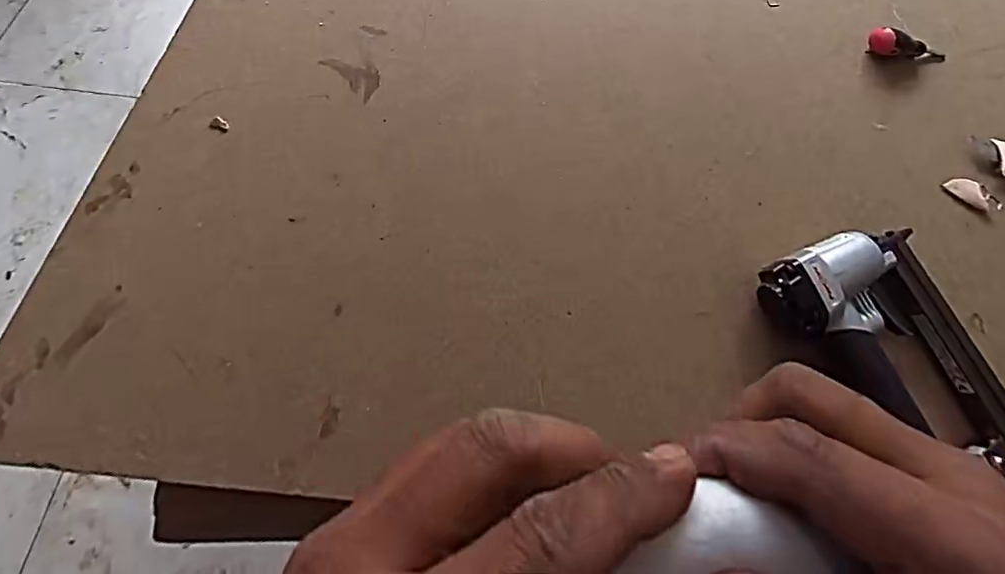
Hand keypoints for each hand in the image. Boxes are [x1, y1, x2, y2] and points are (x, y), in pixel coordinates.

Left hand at [289, 409, 696, 573]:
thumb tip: (646, 558)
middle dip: (574, 448)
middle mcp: (358, 567)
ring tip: (579, 491)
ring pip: (456, 443)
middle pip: (488, 448)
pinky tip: (523, 509)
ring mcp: (337, 545)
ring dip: (534, 457)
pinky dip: (490, 479)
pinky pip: (430, 472)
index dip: (621, 498)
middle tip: (625, 478)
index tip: (669, 478)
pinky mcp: (335, 539)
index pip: (539, 534)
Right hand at [688, 363, 1004, 572]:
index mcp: (956, 538)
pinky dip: (807, 451)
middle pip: (809, 392)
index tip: (684, 464)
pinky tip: (796, 495)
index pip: (807, 449)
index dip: (729, 448)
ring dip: (770, 428)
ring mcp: (960, 473)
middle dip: (739, 416)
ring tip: (745, 479)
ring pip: (829, 403)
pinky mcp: (957, 481)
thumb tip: (717, 555)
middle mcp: (958, 482)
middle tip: (706, 462)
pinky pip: (855, 436)